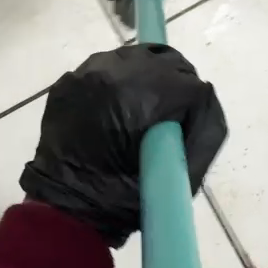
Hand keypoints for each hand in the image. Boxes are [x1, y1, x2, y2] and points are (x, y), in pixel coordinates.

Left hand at [19, 44, 227, 247]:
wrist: (64, 209)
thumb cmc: (123, 201)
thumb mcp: (179, 175)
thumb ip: (202, 134)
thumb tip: (202, 105)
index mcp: (144, 97)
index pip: (189, 84)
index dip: (196, 104)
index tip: (192, 122)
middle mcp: (115, 73)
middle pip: (165, 61)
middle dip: (176, 85)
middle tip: (173, 114)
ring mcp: (87, 72)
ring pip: (134, 58)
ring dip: (146, 79)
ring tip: (143, 110)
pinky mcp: (69, 81)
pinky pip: (103, 70)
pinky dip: (116, 85)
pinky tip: (114, 111)